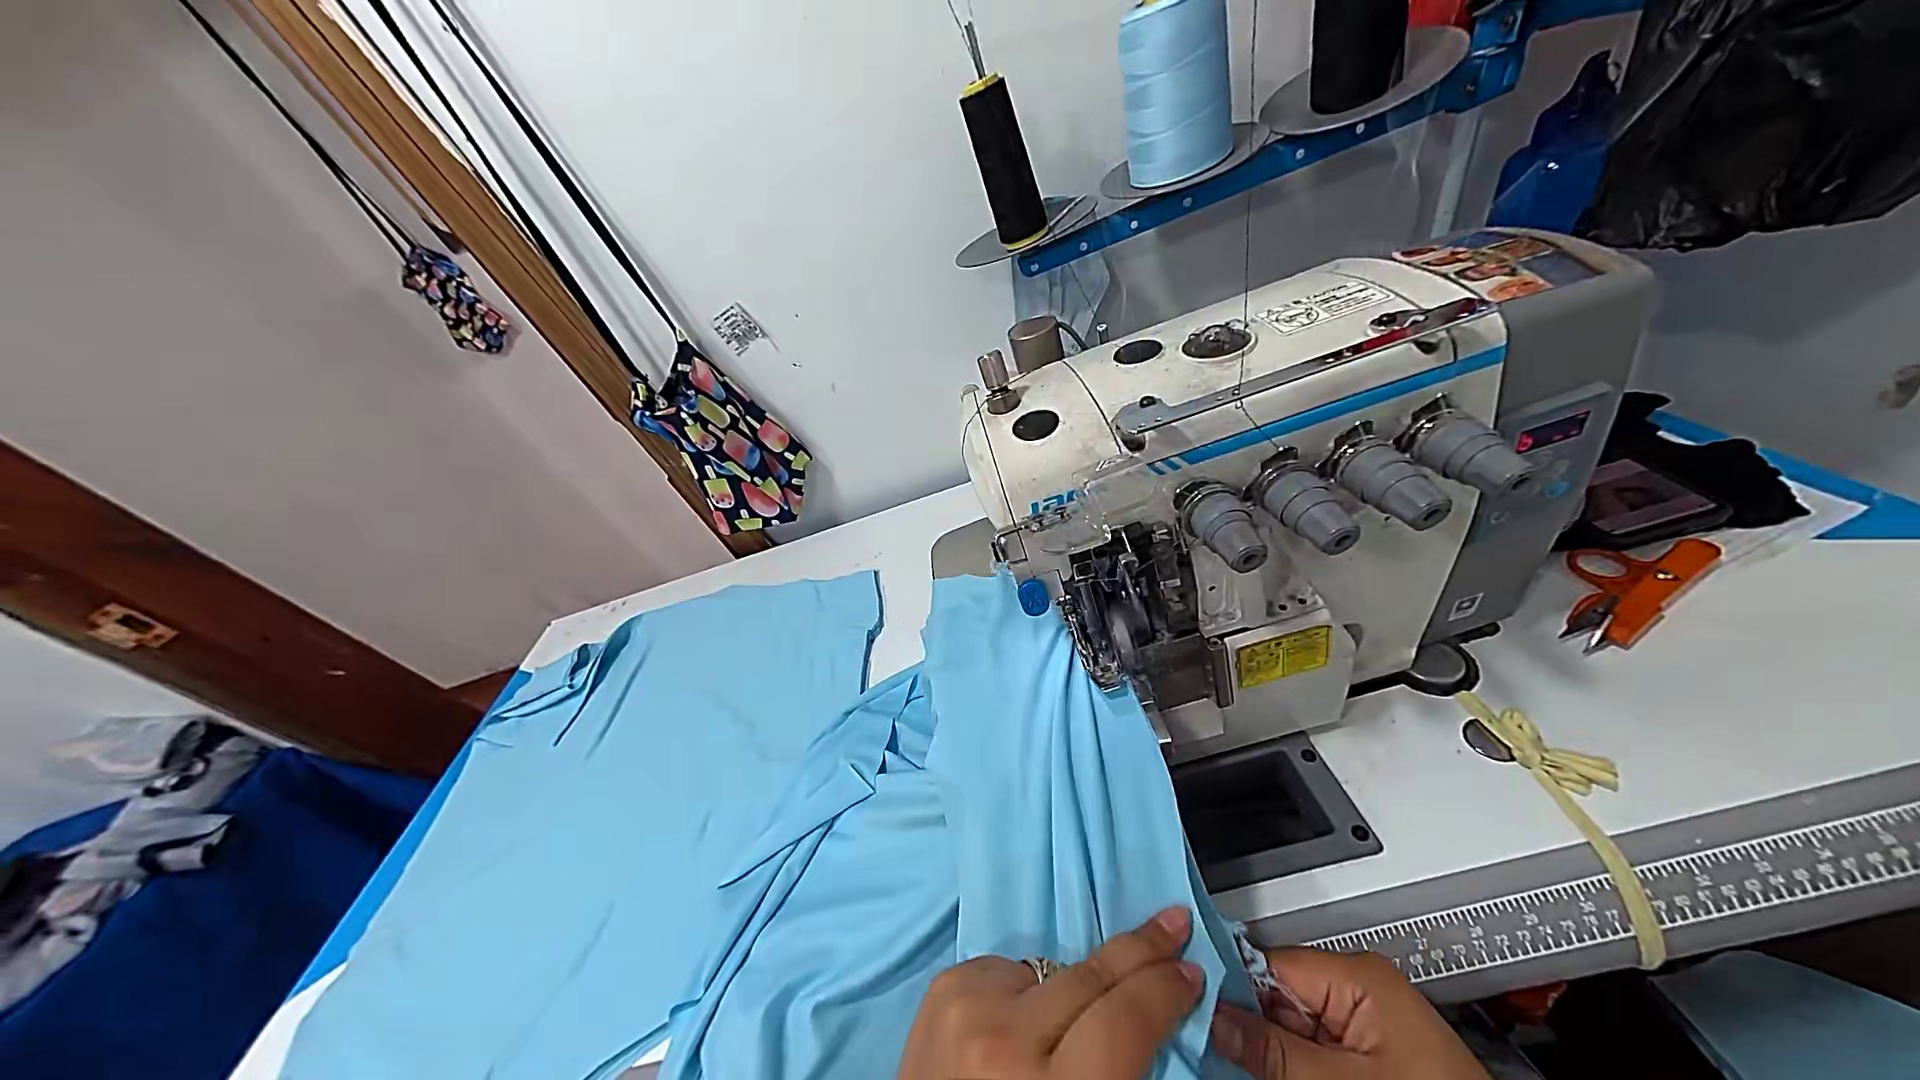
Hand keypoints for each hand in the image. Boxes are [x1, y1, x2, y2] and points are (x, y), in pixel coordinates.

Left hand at [896, 906, 1205, 1078]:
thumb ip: (1121, 1068)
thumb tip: (1154, 1008)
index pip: (1123, 1019)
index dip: (1163, 991)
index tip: (1190, 969)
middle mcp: (1005, 1040)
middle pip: (1089, 976)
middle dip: (1139, 951)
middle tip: (1171, 924)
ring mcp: (967, 1007)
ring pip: (1047, 968)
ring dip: (1069, 984)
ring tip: (1071, 1019)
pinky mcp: (942, 989)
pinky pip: (1006, 969)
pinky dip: (1020, 988)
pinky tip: (1018, 1019)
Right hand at [1209, 948, 1488, 1079]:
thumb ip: (1275, 1050)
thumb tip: (1214, 1018)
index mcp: (1358, 975)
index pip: (1266, 963)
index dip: (1229, 990)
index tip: (1198, 1013)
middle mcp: (1358, 987)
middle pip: (1275, 993)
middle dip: (1248, 1025)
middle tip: (1218, 1051)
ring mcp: (1362, 1020)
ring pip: (1288, 1023)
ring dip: (1267, 1049)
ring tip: (1246, 1066)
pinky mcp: (1366, 1049)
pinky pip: (1310, 1045)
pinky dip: (1290, 1063)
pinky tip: (1272, 1073)